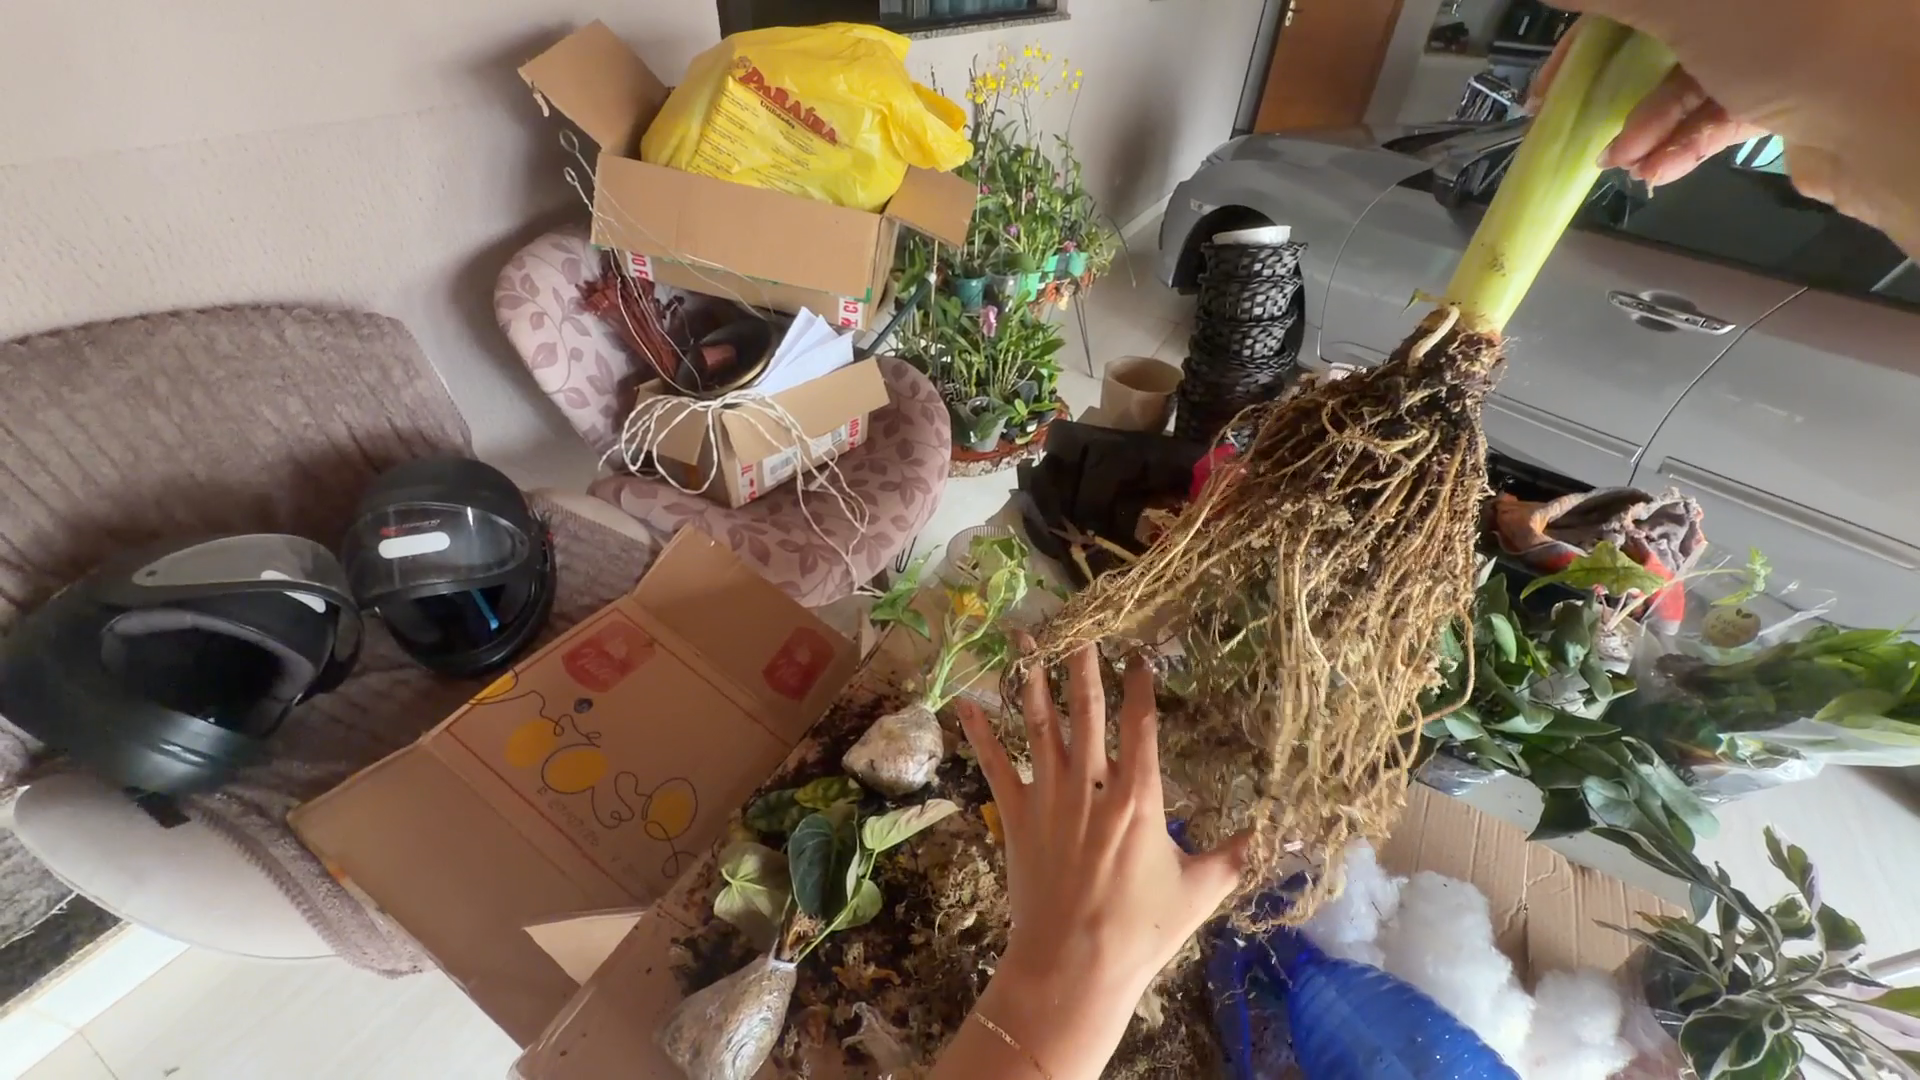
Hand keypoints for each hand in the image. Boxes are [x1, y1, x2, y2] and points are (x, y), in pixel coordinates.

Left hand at [961, 646, 1245, 986]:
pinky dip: (980, 732)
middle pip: (1086, 710)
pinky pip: (994, 764)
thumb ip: (1237, 855)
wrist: (1073, 967)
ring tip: (1023, 639)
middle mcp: (1090, 784)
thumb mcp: (1200, 892)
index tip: (1138, 653)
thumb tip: (1280, 833)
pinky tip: (966, 701)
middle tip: (1076, 625)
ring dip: (1030, 679)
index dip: (1140, 685)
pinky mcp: (1014, 814)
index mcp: (1138, 796)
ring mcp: (1047, 795)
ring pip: (1038, 724)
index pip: (1141, 725)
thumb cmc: (1141, 931)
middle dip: (1082, 664)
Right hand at [1530, 1, 1919, 253]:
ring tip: (1621, 161)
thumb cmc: (1800, 34)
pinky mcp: (1807, 84)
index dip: (1596, 31)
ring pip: (1698, 75)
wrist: (1899, 108)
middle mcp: (1785, 0)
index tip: (1557, 76)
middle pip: (1673, 30)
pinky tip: (1656, 169)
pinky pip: (1728, 107)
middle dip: (1620, 86)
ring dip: (1647, 124)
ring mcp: (1801, 34)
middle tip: (1575, 124)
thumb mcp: (1686, 3)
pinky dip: (1684, 140)